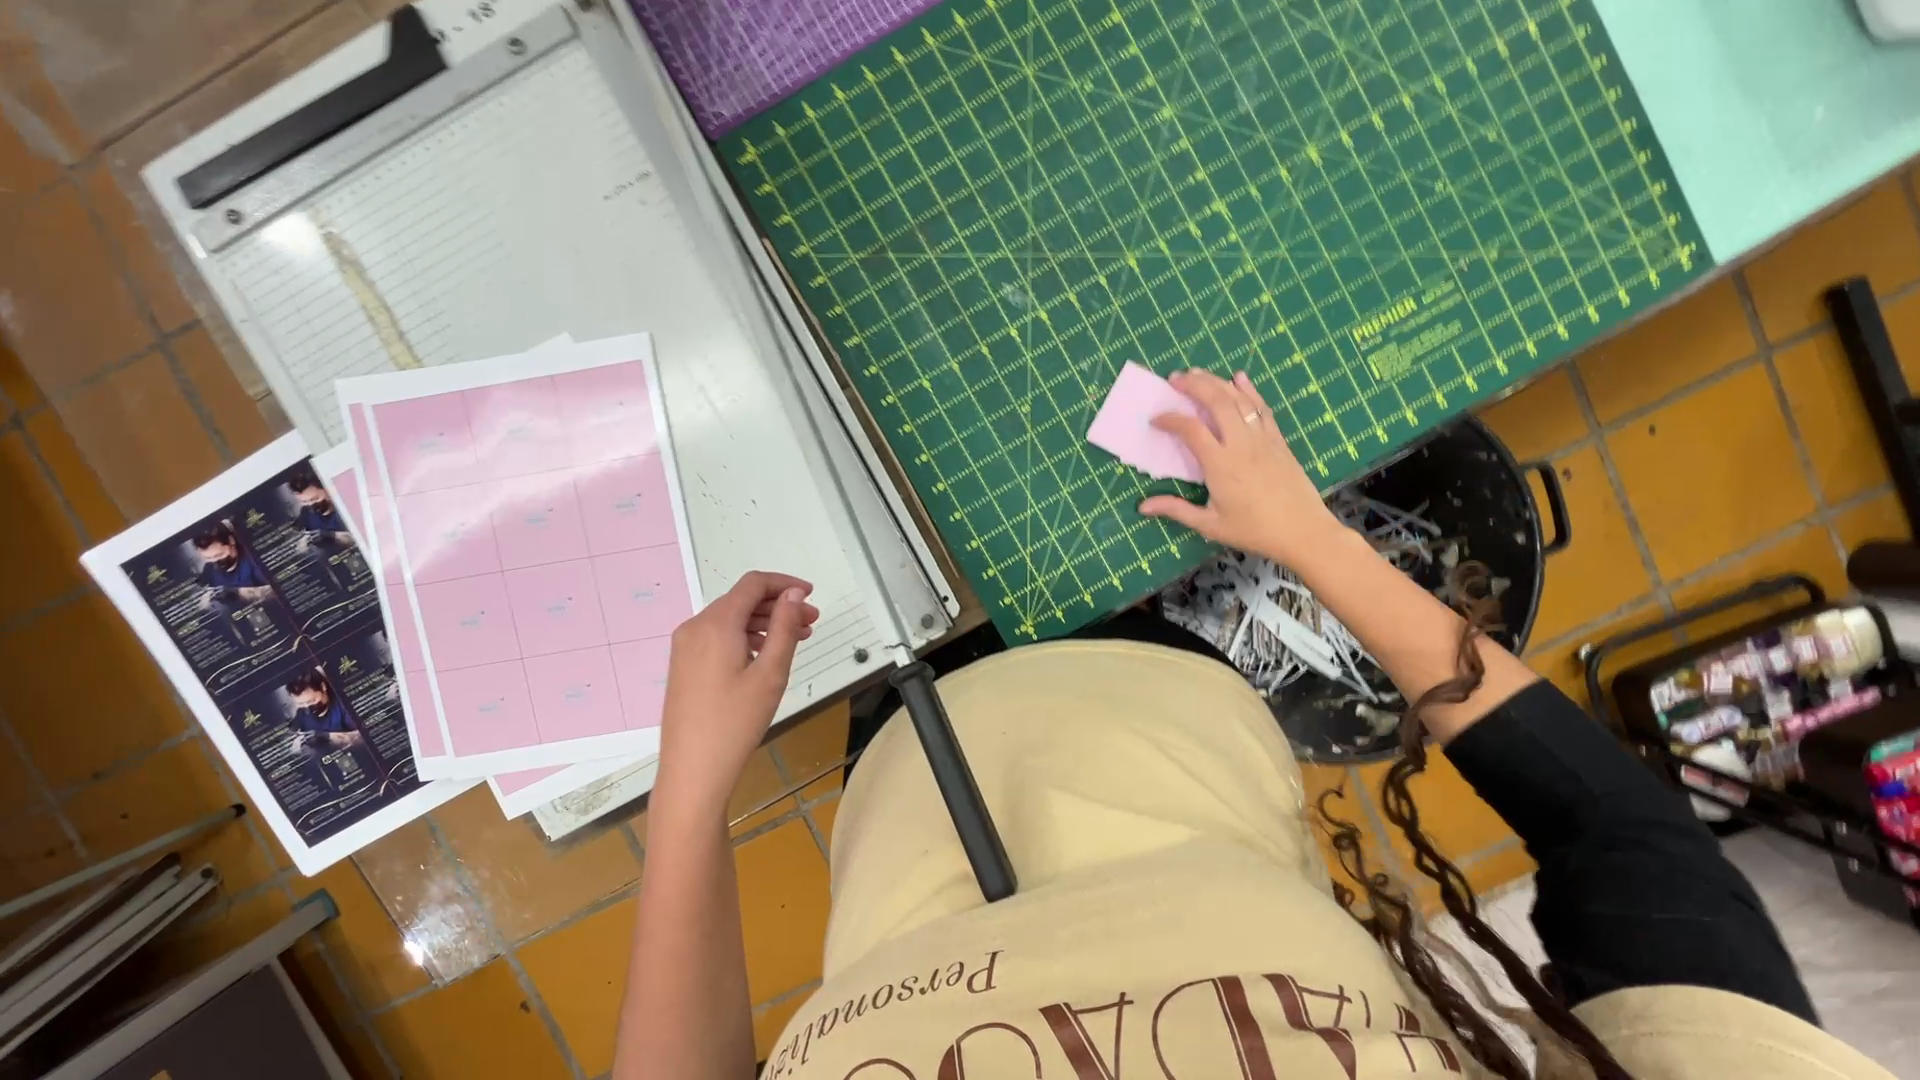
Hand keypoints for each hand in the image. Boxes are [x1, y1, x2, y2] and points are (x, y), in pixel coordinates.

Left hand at [657, 572, 820, 810]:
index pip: (753, 584)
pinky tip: (765, 655)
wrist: (692, 770)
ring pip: (730, 619)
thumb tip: (793, 594)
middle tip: (812, 623)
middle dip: (778, 606)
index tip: (811, 596)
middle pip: (741, 600)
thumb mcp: (770, 673)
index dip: (784, 584)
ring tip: (795, 639)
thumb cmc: (736, 722)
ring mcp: (685, 647)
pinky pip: (718, 637)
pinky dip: (745, 637)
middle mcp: (695, 627)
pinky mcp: (684, 665)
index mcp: (716, 624)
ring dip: (763, 622)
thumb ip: (784, 628)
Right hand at [1138, 369, 1343, 565]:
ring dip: (1216, 382)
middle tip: (1175, 379)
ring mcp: (1262, 439)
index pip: (1190, 430)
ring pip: (1238, 399)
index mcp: (1220, 465)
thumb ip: (1176, 510)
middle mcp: (1241, 444)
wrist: (1303, 532)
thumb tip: (1143, 507)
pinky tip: (1239, 377)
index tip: (1155, 419)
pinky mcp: (1278, 440)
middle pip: (1216, 402)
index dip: (1170, 420)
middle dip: (1194, 385)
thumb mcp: (1210, 525)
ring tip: (1198, 373)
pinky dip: (1249, 390)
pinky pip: (1262, 408)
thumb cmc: (1254, 531)